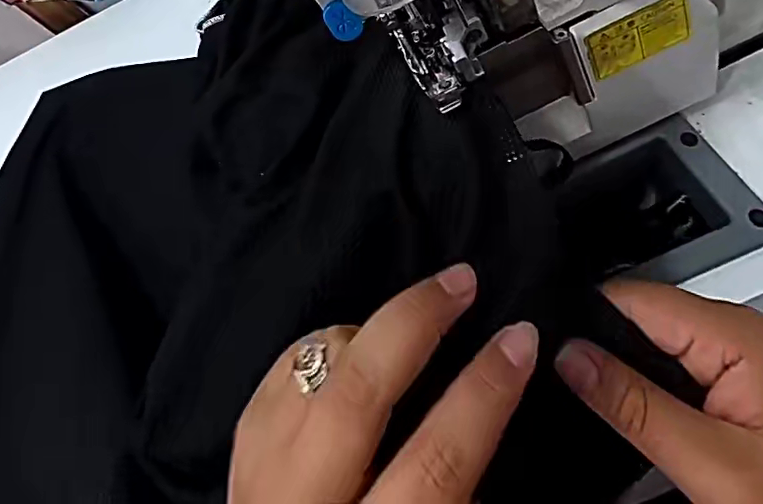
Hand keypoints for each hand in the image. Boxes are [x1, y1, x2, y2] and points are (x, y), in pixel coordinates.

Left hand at [229, 264, 538, 502]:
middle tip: (462, 280)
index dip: (484, 392)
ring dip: (369, 329)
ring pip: (315, 371)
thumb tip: (481, 411)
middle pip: (361, 393)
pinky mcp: (241, 447)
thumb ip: (451, 491)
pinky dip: (324, 346)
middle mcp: (307, 502)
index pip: (437, 460)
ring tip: (408, 321)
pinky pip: (285, 369)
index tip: (520, 338)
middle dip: (417, 322)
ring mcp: (263, 473)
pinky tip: (351, 345)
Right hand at [554, 280, 762, 503]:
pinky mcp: (732, 392)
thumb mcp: (718, 468)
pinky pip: (667, 371)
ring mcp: (733, 364)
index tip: (547, 345)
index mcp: (734, 333)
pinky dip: (639, 388)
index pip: (631, 298)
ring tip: (579, 392)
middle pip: (637, 318)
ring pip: (648, 345)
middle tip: (556, 375)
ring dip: (616, 369)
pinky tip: (620, 409)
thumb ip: (637, 406)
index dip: (584, 318)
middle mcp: (733, 336)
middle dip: (597, 344)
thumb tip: (569, 355)